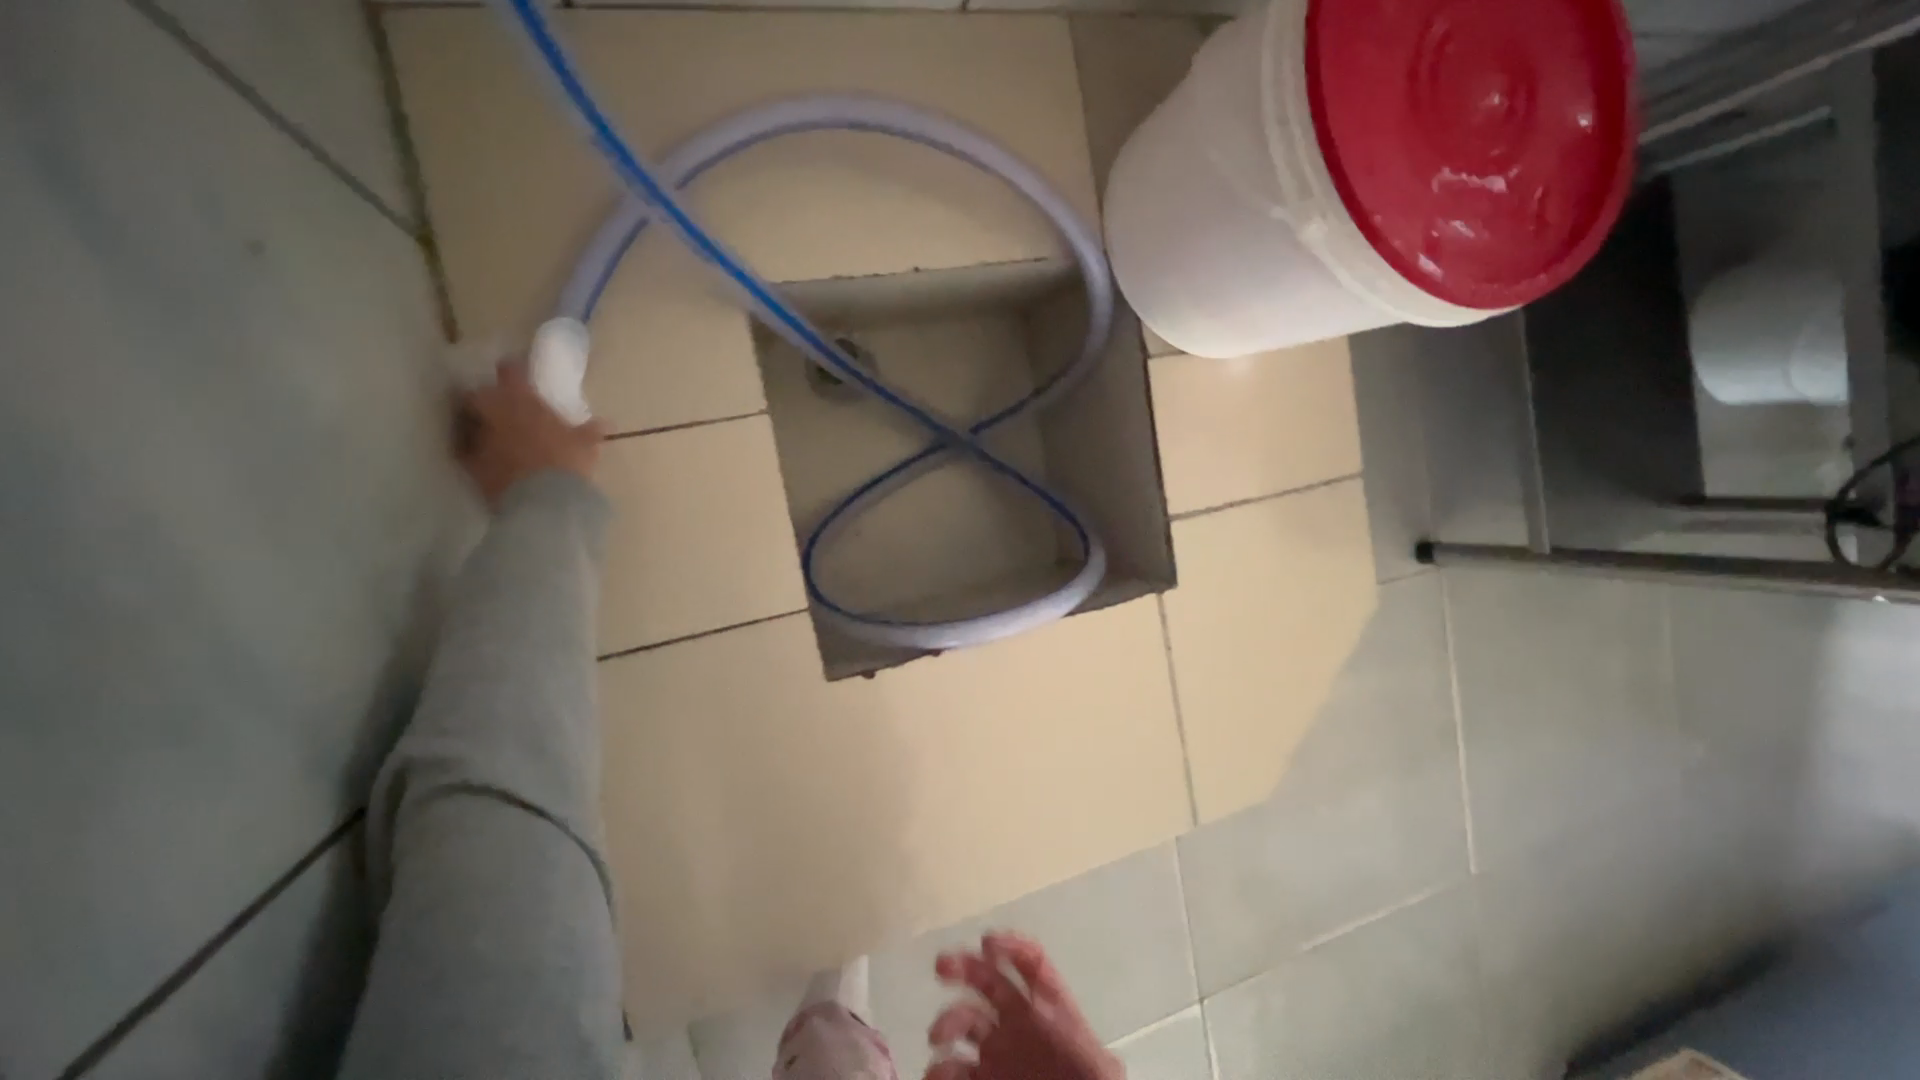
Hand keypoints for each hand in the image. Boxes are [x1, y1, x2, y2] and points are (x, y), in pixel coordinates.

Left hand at [456, 359, 603, 507]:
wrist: (542, 499)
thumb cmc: (566, 462)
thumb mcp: (586, 445)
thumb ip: (591, 431)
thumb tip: (607, 423)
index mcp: (522, 401)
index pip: (510, 372)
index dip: (512, 369)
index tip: (517, 370)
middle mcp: (495, 414)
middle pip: (478, 394)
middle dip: (485, 397)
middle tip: (498, 403)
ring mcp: (480, 439)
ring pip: (469, 423)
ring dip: (477, 425)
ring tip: (491, 432)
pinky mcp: (472, 465)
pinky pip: (468, 454)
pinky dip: (474, 454)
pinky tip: (484, 460)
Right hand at [925, 932, 1122, 1079]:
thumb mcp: (1101, 1070)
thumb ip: (1094, 1056)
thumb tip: (1102, 1060)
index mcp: (1051, 1010)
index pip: (1030, 963)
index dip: (1010, 946)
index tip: (986, 943)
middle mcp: (1020, 1023)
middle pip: (989, 980)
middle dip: (964, 965)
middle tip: (941, 966)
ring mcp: (999, 1051)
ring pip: (965, 1021)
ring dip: (948, 1021)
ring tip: (938, 1037)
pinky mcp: (984, 1078)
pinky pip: (955, 1066)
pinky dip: (940, 1067)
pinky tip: (936, 1072)